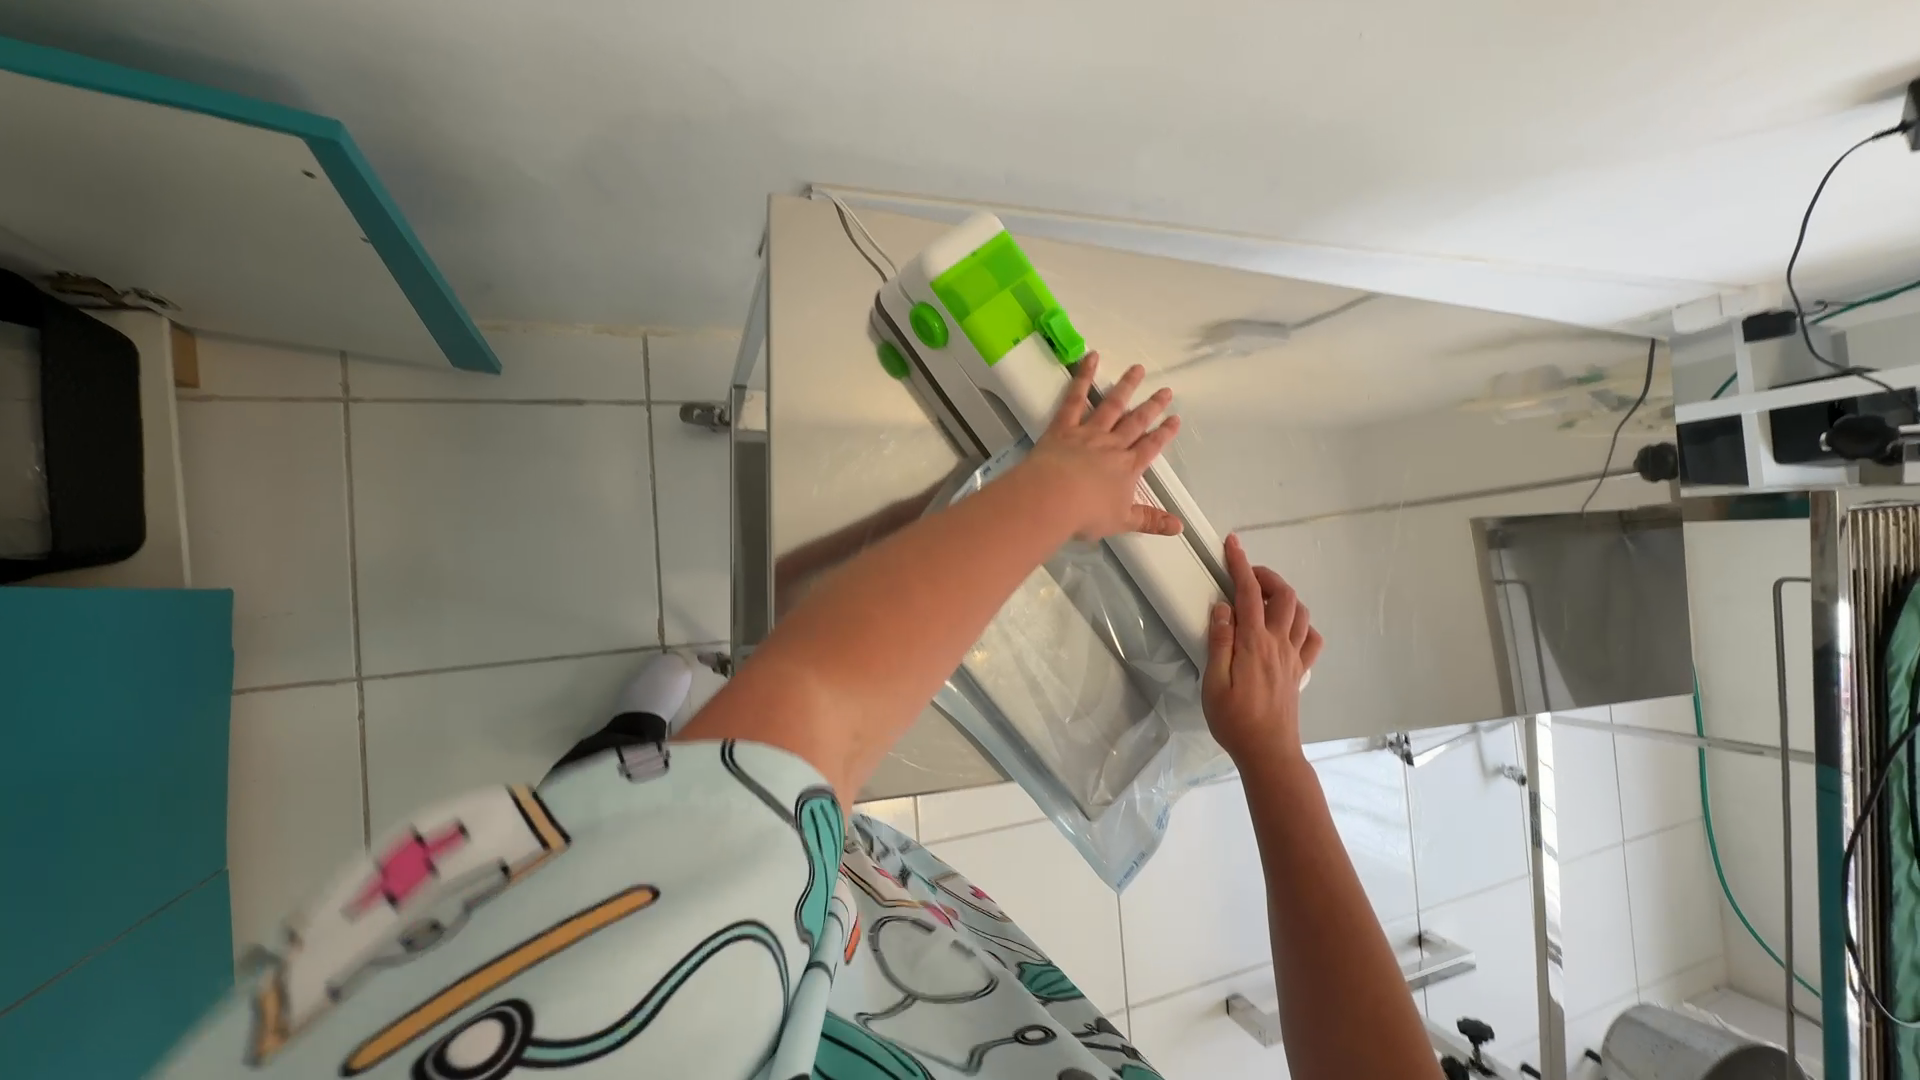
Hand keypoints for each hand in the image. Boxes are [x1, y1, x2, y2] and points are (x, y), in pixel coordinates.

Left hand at [1020, 353, 1182, 541]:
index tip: (1174, 419)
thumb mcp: (1122, 521)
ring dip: (1126, 386)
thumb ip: (1150, 521)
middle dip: (1152, 406)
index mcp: (1127, 468)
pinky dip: (1084, 377)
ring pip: (1112, 405)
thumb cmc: (1086, 514)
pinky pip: (1075, 398)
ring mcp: (1089, 433)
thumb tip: (1179, 528)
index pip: (1150, 448)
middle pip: (1136, 422)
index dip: (1164, 433)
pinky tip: (1091, 358)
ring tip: (1137, 369)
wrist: (1053, 498)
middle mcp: (1112, 446)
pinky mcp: (1064, 426)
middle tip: (1165, 390)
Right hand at [1202, 534, 1324, 763]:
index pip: (1249, 593)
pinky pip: (1312, 638)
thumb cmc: (1234, 720)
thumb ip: (1219, 643)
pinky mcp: (1300, 671)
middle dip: (1266, 575)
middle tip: (1244, 576)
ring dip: (1283, 595)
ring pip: (1301, 611)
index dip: (1240, 564)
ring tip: (1262, 597)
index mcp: (1254, 643)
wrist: (1268, 752)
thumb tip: (1222, 608)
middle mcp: (1279, 644)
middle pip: (1284, 595)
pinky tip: (1286, 627)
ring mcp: (1294, 657)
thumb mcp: (1213, 683)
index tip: (1233, 544)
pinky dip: (1302, 624)